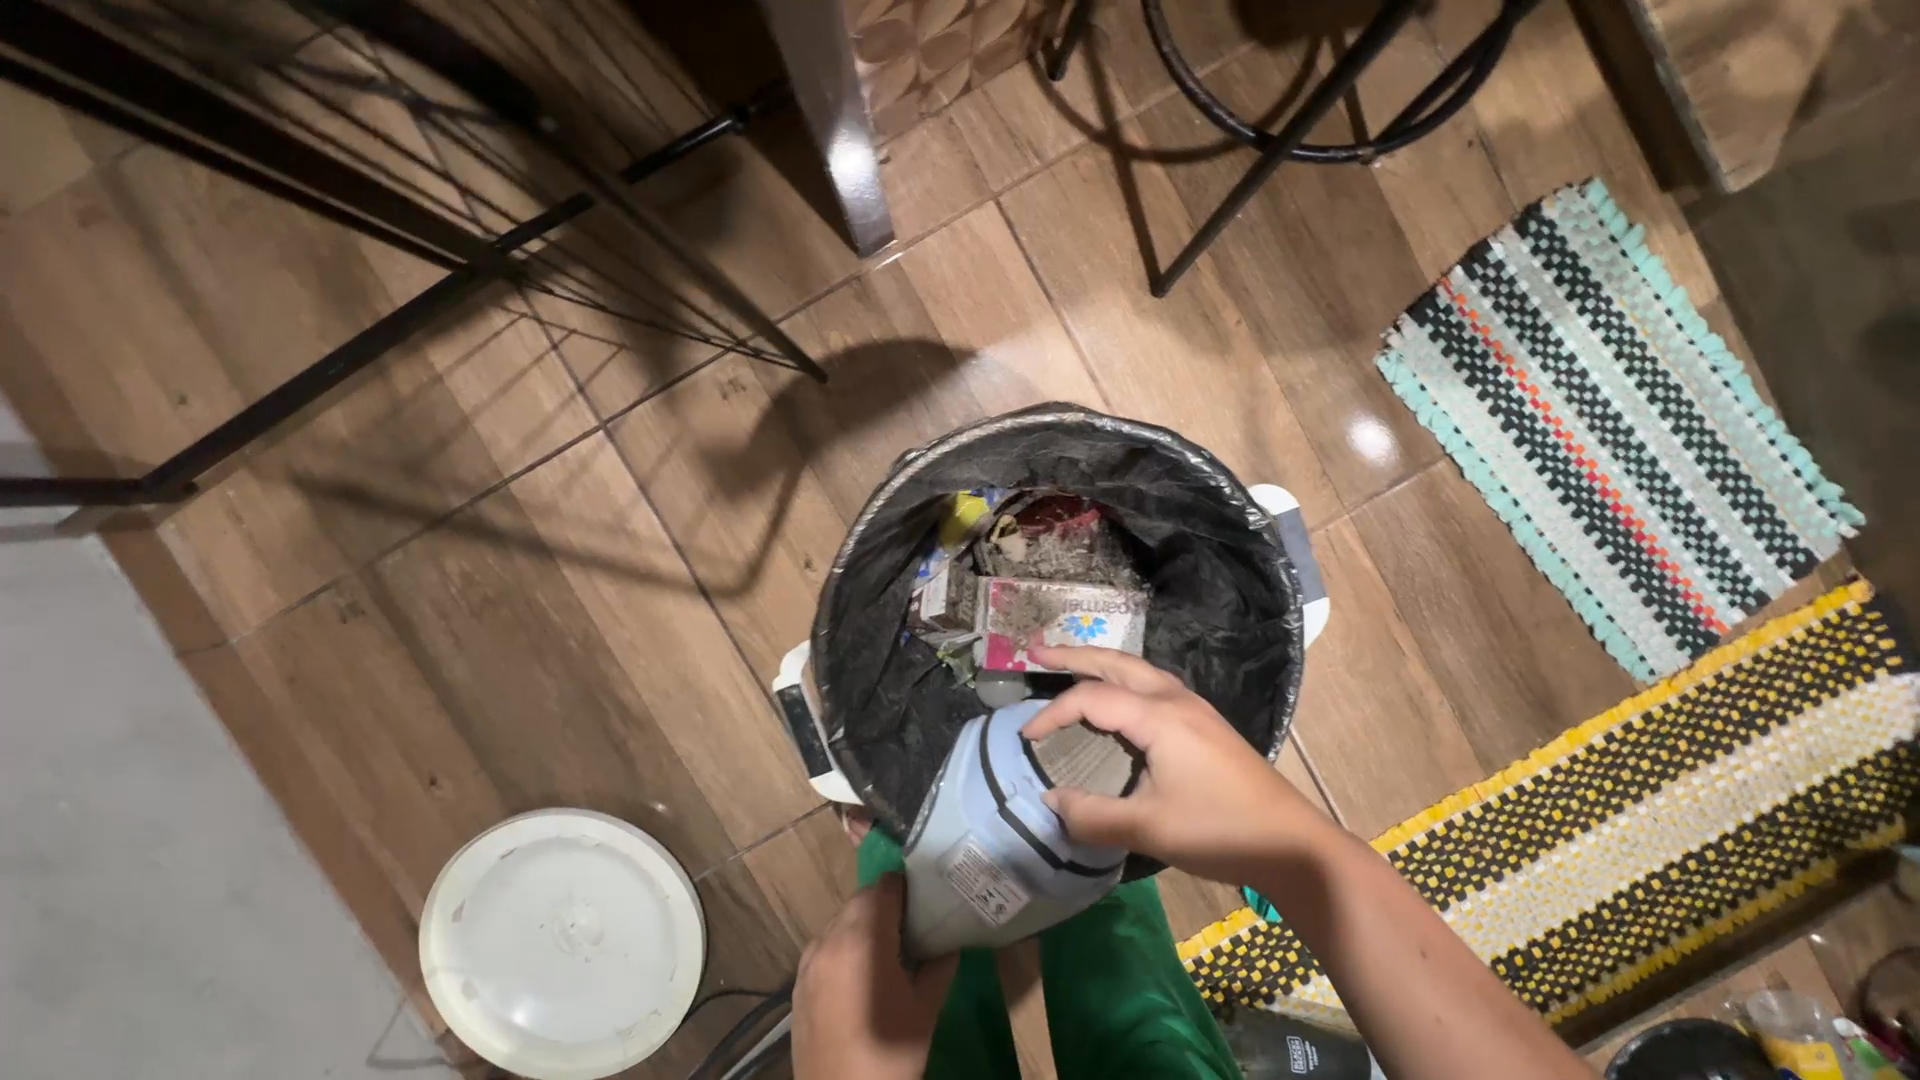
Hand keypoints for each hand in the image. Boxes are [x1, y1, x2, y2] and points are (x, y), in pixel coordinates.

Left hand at [792, 874, 958, 1079]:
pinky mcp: (798, 985)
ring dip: (863, 923)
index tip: (924, 896)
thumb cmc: (890, 1053)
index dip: (905, 886)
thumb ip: (939, 965)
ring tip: (889, 949)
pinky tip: (862, 974)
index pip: (883, 887)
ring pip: (840, 922)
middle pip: (860, 901)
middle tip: (912, 923)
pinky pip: (825, 947)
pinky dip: (844, 946)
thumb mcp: (926, 1008)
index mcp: (861, 938)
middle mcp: (828, 939)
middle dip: (885, 904)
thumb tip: (949, 941)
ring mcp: (808, 962)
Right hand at [1021, 644, 1333, 885]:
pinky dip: (1123, 680)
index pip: (1091, 698)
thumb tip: (1049, 802)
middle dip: (1074, 654)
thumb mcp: (1148, 828)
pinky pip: (1154, 685)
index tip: (1026, 738)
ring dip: (1101, 663)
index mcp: (1159, 717)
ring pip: (1139, 670)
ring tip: (1070, 665)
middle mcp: (1176, 700)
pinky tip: (1119, 697)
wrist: (1291, 843)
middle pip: (1117, 663)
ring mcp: (1195, 709)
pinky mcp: (1206, 724)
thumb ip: (1092, 815)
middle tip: (1036, 651)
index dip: (1053, 713)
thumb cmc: (1218, 831)